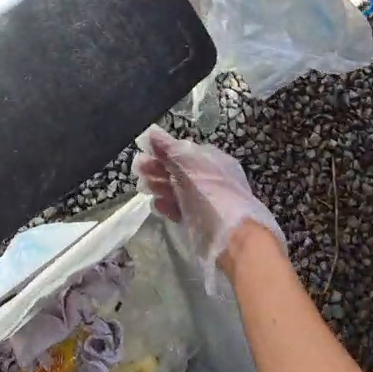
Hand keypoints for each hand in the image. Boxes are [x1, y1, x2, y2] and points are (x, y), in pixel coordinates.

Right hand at [132, 126, 286, 281]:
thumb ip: (170, 150)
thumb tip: (151, 132)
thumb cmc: (213, 196)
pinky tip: (156, 205)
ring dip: (160, 186)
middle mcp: (210, 180)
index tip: (144, 151)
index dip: (163, 151)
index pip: (184, 152)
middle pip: (179, 171)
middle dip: (158, 168)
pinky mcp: (202, 223)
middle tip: (138, 170)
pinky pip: (182, 210)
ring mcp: (206, 202)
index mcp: (212, 162)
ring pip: (179, 190)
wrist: (234, 239)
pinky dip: (168, 206)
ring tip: (143, 187)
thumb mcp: (190, 167)